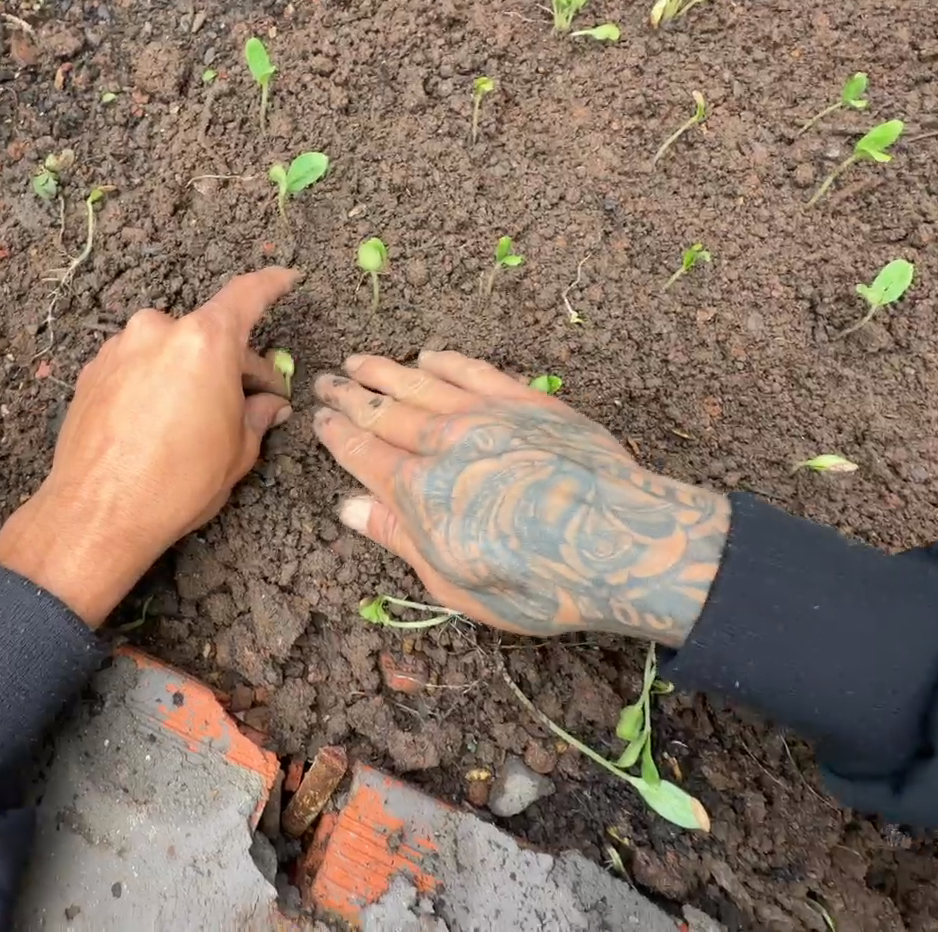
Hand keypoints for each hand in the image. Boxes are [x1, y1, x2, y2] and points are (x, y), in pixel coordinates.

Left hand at [0, 268, 300, 625]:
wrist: (98, 514)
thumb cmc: (177, 483)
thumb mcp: (238, 451)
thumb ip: (257, 415)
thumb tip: (269, 404)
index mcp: (204, 341)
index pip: (247, 295)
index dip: (272, 284)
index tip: (287, 278)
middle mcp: (158, 331)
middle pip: (209, 332)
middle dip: (234, 362)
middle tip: (252, 399)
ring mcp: (119, 348)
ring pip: (171, 349)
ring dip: (191, 372)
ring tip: (198, 416)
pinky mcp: (93, 371)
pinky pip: (138, 364)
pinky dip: (157, 381)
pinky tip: (160, 420)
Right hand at [312, 351, 728, 645]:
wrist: (618, 540)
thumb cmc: (534, 579)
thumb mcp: (452, 581)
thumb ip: (398, 537)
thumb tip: (348, 507)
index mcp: (416, 490)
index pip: (361, 450)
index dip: (336, 432)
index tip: (319, 417)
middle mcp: (440, 442)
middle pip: (381, 409)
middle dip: (349, 394)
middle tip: (325, 380)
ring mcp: (481, 414)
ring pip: (418, 383)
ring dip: (384, 370)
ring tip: (359, 360)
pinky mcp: (522, 400)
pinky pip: (472, 370)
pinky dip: (445, 362)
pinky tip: (426, 356)